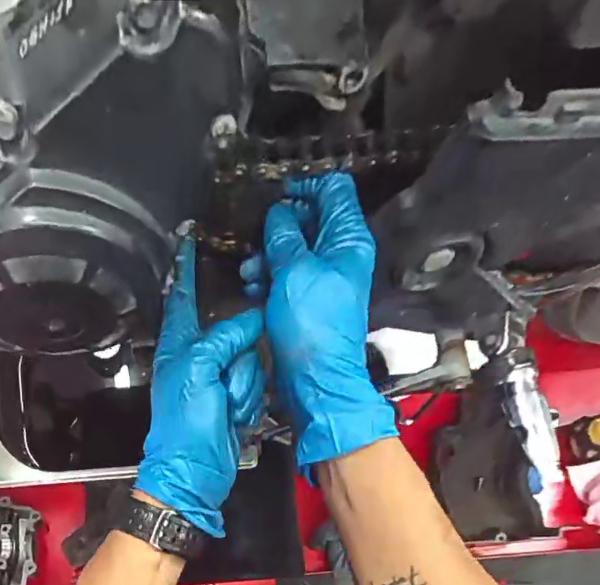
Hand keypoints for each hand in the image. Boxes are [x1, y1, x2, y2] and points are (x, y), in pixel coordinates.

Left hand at [134, 234, 264, 537]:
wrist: (196, 472)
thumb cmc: (185, 425)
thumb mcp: (200, 371)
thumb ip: (225, 338)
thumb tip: (253, 319)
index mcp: (178, 342)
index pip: (182, 292)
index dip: (186, 266)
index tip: (189, 235)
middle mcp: (199, 354)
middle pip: (234, 328)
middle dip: (238, 356)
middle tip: (226, 384)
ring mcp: (221, 377)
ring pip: (252, 358)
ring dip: (245, 386)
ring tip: (227, 407)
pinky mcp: (238, 397)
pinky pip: (257, 383)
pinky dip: (250, 401)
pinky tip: (235, 416)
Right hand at [243, 173, 396, 469]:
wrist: (315, 381)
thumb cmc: (311, 328)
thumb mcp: (294, 271)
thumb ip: (283, 234)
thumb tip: (278, 213)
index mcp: (349, 240)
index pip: (334, 189)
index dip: (304, 187)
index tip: (276, 198)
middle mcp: (340, 256)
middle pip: (308, 219)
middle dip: (277, 228)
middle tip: (258, 242)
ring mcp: (323, 281)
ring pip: (291, 249)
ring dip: (266, 256)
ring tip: (251, 273)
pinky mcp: (306, 303)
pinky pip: (286, 277)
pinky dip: (269, 279)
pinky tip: (254, 290)